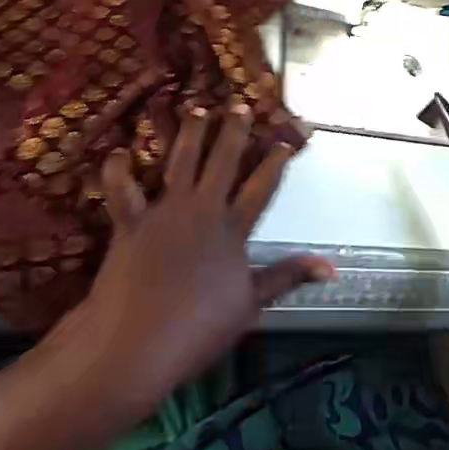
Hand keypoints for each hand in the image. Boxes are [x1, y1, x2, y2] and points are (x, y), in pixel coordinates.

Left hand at [52, 105, 333, 406]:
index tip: (286, 139)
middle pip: (223, 161)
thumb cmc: (199, 328)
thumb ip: (287, 277)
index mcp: (232, 230)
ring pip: (181, 161)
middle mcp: (202, 211)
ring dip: (190, 133)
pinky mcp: (131, 221)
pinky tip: (118, 151)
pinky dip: (117, 169)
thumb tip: (331, 267)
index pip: (261, 188)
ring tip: (197, 109)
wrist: (139, 344)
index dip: (276, 161)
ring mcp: (165, 211)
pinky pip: (121, 187)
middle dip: (234, 131)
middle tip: (241, 105)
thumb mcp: (251, 305)